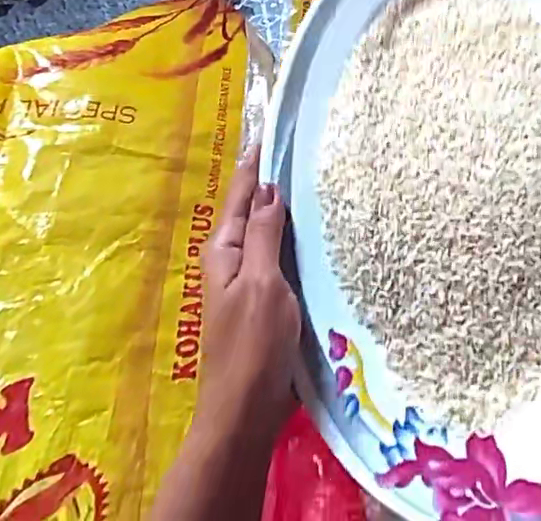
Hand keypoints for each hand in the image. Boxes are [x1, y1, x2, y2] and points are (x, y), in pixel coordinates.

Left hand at [152, 159, 299, 520]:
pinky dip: (294, 231)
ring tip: (307, 173)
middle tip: (295, 143)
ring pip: (270, 228)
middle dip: (270, 176)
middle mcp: (235, 258)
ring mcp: (252, 277)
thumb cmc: (252, 345)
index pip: (243, 194)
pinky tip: (315, 224)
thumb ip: (265, 236)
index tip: (269, 129)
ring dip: (285, 203)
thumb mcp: (261, 283)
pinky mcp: (269, 294)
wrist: (247, 410)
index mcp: (225, 250)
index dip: (256, 163)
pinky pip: (282, 250)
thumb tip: (271, 190)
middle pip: (254, 208)